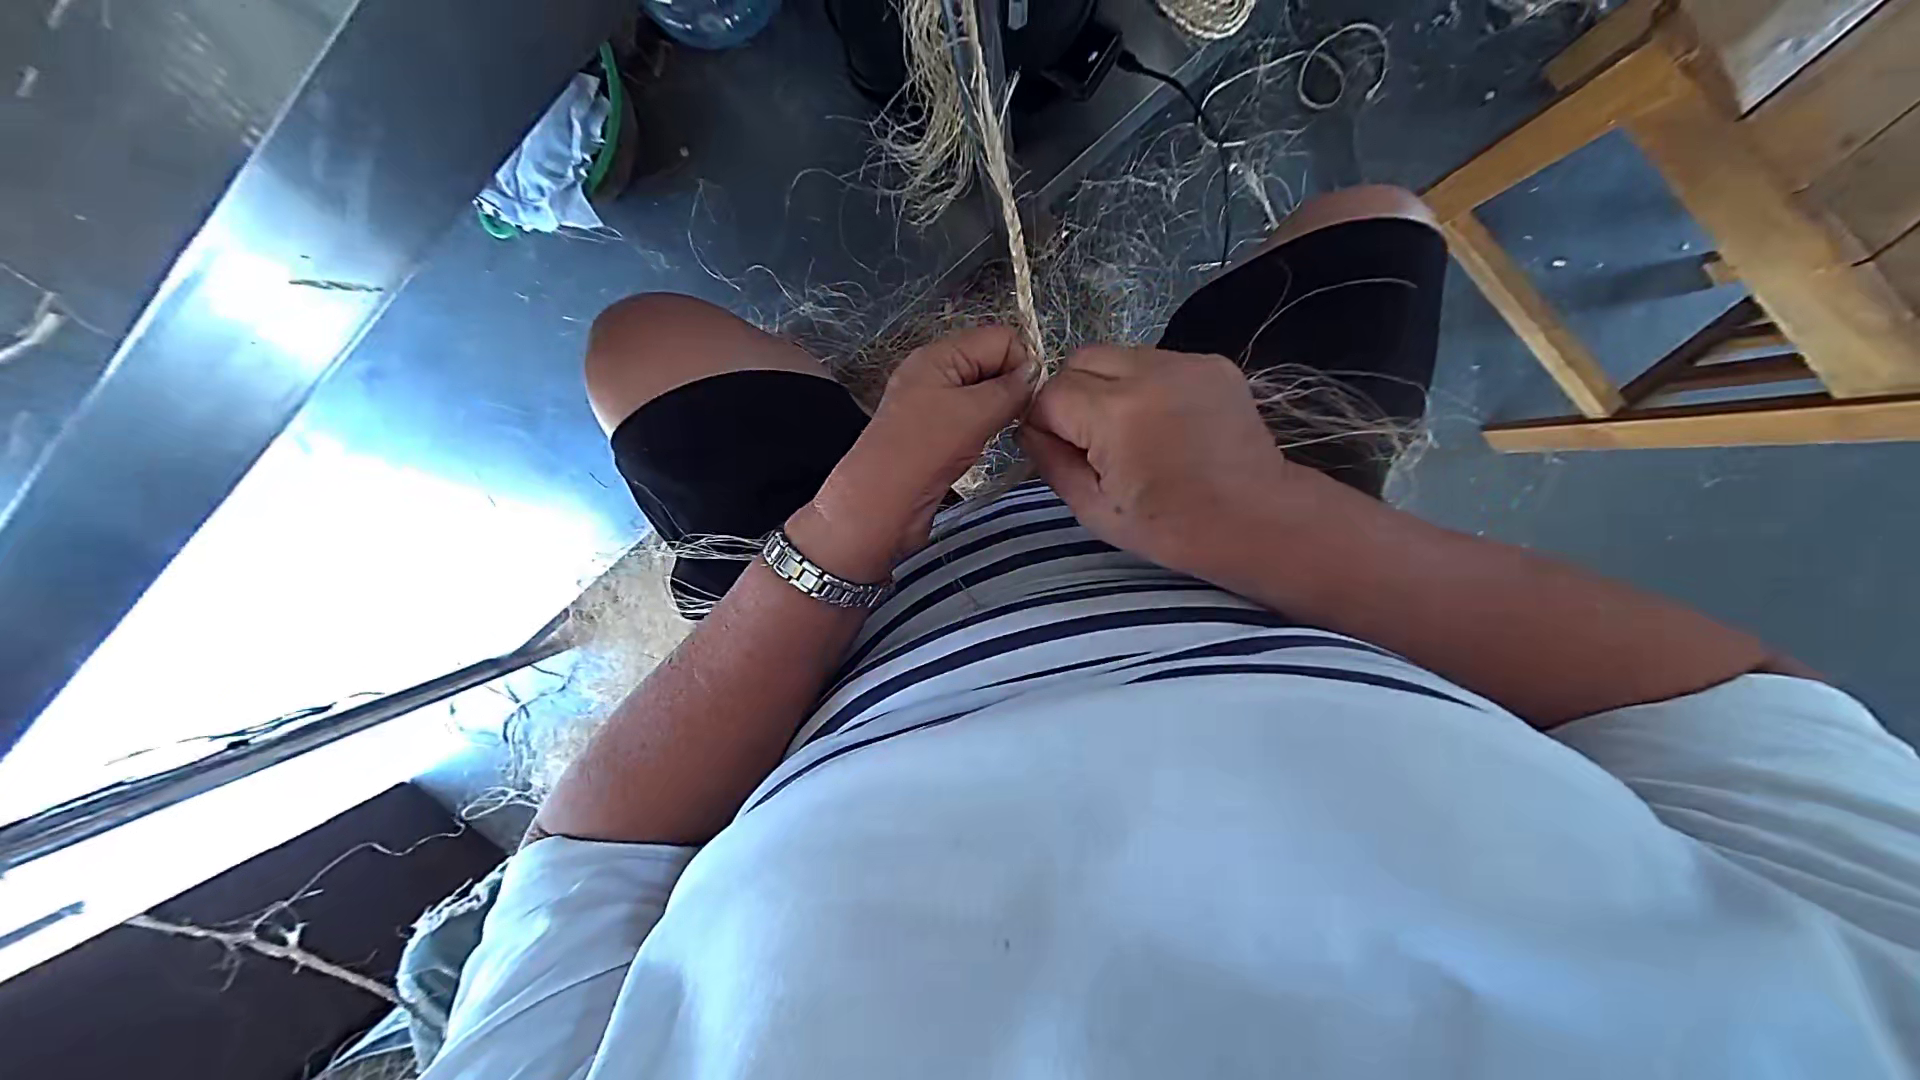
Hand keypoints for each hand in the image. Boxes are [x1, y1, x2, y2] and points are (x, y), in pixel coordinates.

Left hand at [790, 326, 1033, 579]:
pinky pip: (973, 419)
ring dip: (1001, 412)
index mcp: (939, 354)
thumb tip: (1037, 373)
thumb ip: (1011, 388)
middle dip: (1012, 388)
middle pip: (993, 364)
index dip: (1021, 364)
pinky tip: (985, 446)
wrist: (879, 507)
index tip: (1027, 400)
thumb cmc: (923, 451)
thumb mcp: (973, 412)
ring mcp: (934, 405)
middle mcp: (936, 373)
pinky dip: (985, 429)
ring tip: (1002, 434)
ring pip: (985, 395)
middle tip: (1018, 419)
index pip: (1000, 338)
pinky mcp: (936, 435)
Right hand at [1019, 345, 1330, 576]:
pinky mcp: (1212, 362)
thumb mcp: (1093, 510)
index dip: (1047, 423)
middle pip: (1080, 360)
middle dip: (1073, 395)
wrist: (1257, 520)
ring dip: (1107, 386)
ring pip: (1116, 355)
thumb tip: (1029, 429)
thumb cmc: (1171, 528)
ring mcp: (1185, 361)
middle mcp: (1148, 372)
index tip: (1065, 451)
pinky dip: (1144, 384)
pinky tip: (1163, 421)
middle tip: (1094, 439)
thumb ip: (1050, 462)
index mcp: (1115, 413)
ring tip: (1131, 430)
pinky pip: (1155, 360)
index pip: (1050, 393)